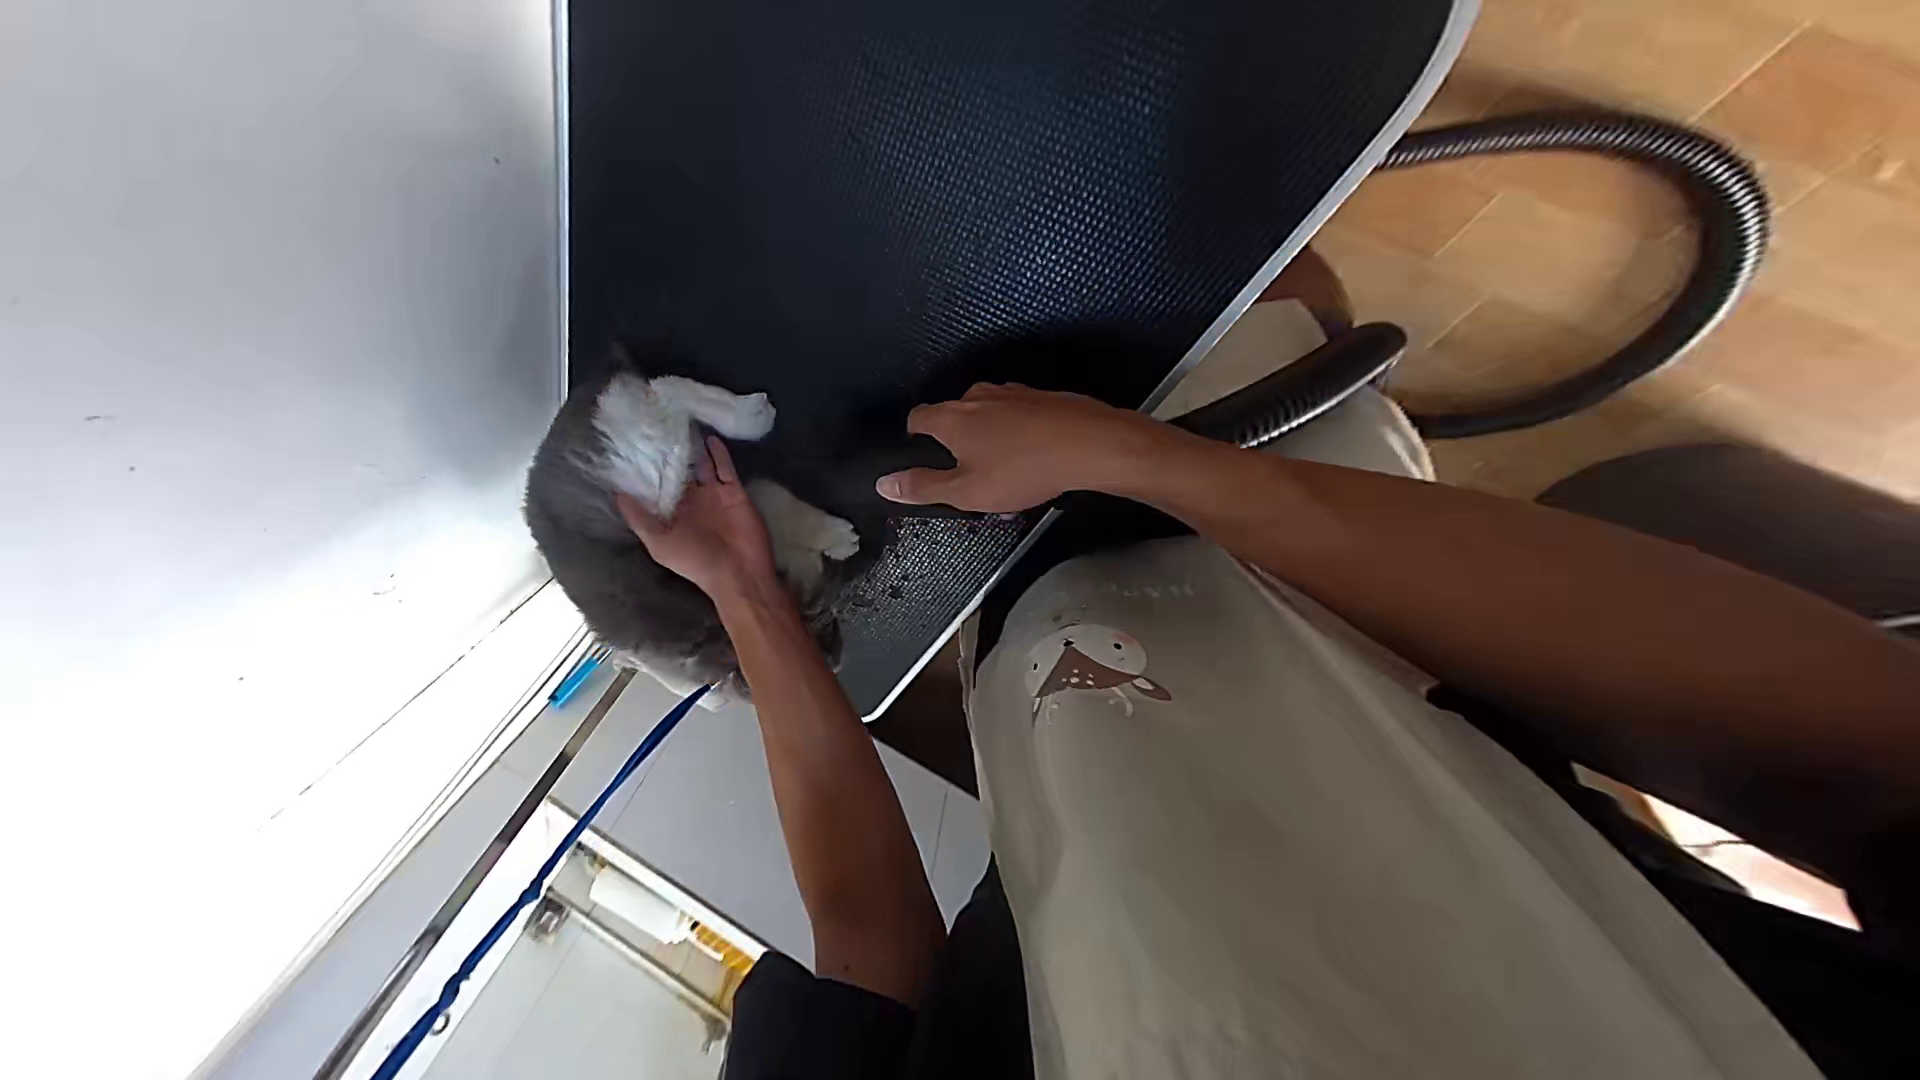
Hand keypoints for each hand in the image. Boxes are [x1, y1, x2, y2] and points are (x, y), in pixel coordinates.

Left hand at [617, 435, 778, 600]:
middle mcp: (693, 502)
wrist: (738, 571)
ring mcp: (714, 496)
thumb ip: (639, 518)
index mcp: (673, 514)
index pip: (658, 485)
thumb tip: (617, 492)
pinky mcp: (734, 492)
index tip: (635, 446)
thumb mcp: (658, 542)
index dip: (648, 468)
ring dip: (694, 449)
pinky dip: (719, 453)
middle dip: (671, 454)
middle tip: (658, 427)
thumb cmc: (695, 560)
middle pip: (680, 472)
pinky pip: (725, 468)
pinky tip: (709, 437)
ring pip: (702, 466)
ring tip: (682, 426)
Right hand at [875, 383, 1172, 510]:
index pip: (917, 417)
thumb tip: (884, 483)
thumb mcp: (967, 492)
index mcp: (952, 418)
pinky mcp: (1041, 396)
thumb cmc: (1023, 470)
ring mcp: (1012, 392)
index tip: (919, 451)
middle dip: (954, 439)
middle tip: (966, 471)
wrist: (1089, 444)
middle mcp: (978, 397)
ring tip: (1002, 468)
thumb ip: (923, 487)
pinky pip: (1016, 414)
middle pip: (953, 414)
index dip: (914, 435)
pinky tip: (1030, 455)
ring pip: (987, 413)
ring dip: (987, 435)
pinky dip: (1015, 431)